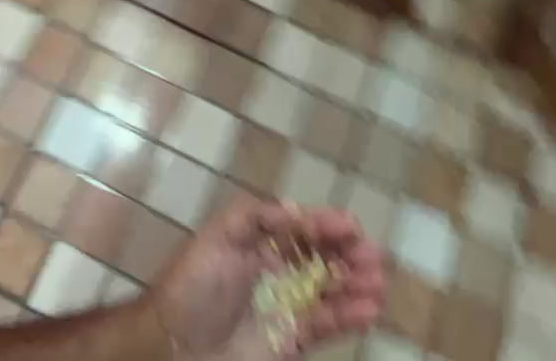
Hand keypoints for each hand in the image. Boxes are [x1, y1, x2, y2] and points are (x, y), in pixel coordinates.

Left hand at [149, 199, 384, 360]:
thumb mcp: (216, 237)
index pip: (300, 228)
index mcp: (259, 242)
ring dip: (357, 283)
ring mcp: (287, 304)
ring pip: (331, 289)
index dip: (326, 224)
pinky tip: (370, 309)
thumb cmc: (193, 285)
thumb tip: (294, 209)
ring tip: (378, 282)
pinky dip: (350, 316)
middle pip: (322, 257)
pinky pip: (327, 324)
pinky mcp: (293, 338)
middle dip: (350, 253)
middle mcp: (277, 270)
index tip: (351, 225)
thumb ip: (254, 217)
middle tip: (374, 256)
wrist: (176, 345)